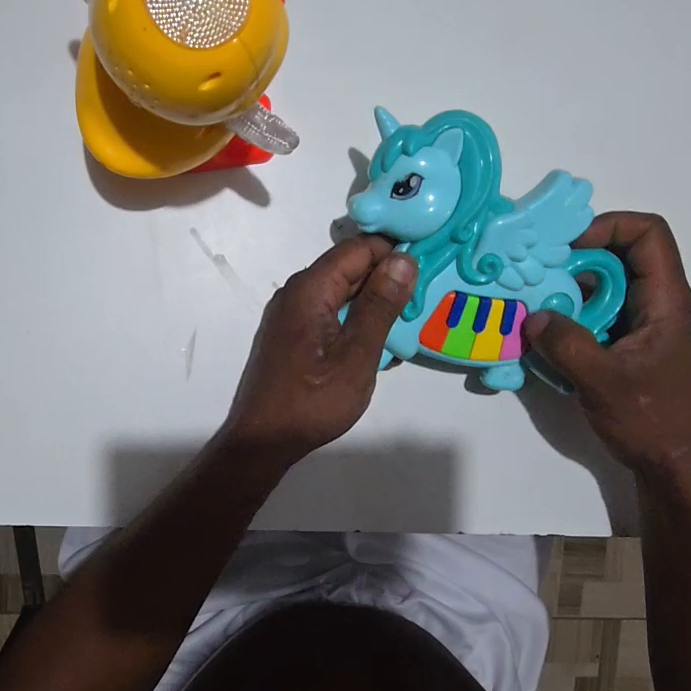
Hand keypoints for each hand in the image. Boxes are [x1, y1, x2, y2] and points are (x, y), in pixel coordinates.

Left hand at [220, 236, 418, 464]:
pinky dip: (354, 327)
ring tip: (403, 333)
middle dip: (387, 282)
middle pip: (349, 270)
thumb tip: (404, 259)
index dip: (394, 251)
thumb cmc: (311, 402)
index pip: (358, 248)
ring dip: (373, 309)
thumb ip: (381, 306)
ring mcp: (290, 317)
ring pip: (341, 296)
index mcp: (310, 289)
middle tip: (421, 305)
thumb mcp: (356, 356)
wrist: (262, 441)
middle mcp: (295, 294)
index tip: (428, 267)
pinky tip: (376, 352)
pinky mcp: (291, 338)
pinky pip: (329, 318)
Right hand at [522, 213, 690, 480]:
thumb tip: (533, 317)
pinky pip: (593, 320)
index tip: (566, 248)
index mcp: (665, 300)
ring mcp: (638, 328)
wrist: (672, 464)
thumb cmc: (651, 419)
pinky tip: (541, 340)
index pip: (647, 234)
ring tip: (531, 308)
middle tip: (536, 278)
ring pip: (601, 291)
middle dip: (575, 263)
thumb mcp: (603, 381)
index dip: (608, 227)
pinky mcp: (622, 350)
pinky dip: (567, 322)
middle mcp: (654, 305)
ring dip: (566, 295)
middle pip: (618, 258)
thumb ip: (565, 344)